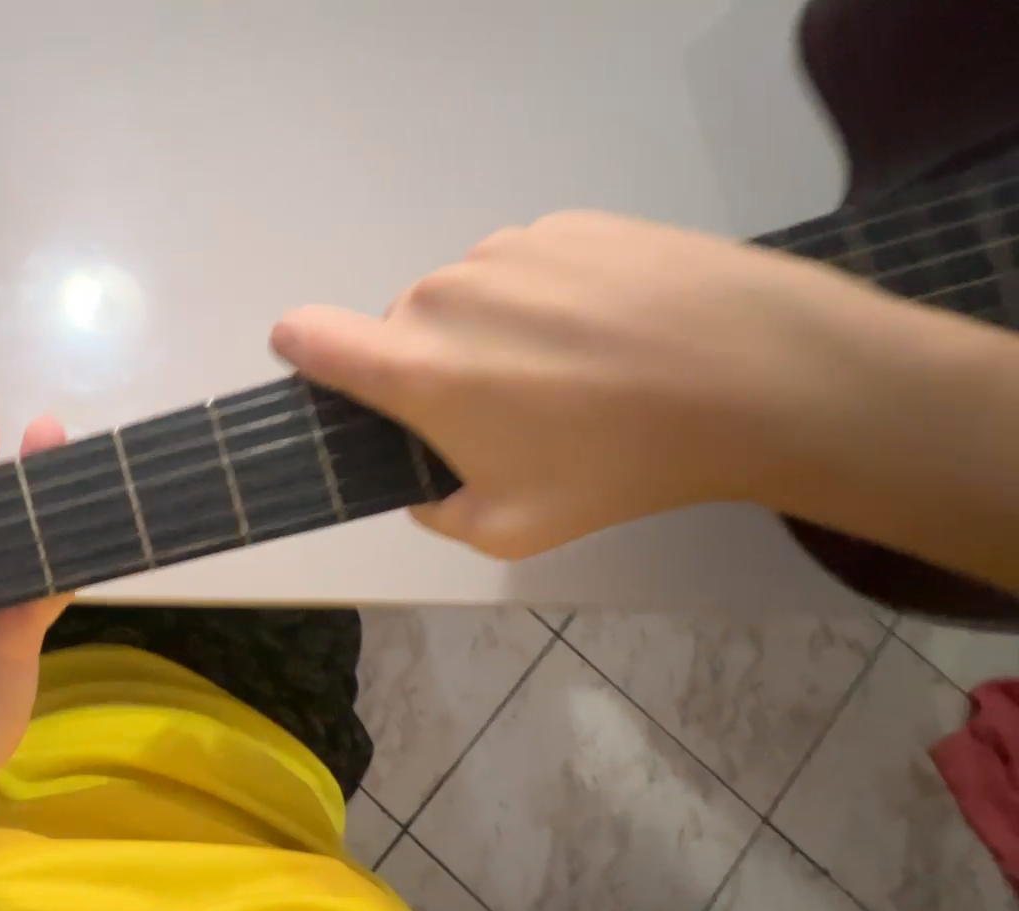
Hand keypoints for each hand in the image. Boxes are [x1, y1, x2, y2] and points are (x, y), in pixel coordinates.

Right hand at [271, 211, 962, 558]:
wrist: (767, 380)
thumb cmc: (615, 467)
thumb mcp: (504, 529)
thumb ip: (433, 511)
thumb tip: (424, 483)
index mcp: (411, 367)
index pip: (305, 335)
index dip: (300, 351)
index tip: (329, 374)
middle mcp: (441, 296)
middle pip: (397, 330)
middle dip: (425, 366)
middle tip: (499, 406)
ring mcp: (505, 251)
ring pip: (461, 298)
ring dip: (484, 331)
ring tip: (565, 365)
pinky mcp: (566, 224)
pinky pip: (519, 268)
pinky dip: (539, 298)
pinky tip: (604, 326)